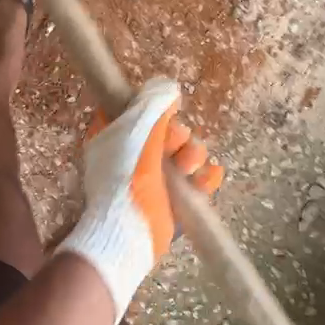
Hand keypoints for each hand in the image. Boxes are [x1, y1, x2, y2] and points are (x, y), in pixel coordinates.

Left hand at [57, 78, 224, 324]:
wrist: (127, 235)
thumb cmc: (126, 179)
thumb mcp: (137, 134)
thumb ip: (154, 108)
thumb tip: (169, 89)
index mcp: (115, 136)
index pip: (137, 110)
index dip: (154, 109)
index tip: (164, 113)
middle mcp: (134, 155)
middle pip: (169, 131)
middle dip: (179, 137)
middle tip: (175, 147)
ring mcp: (154, 179)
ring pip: (186, 155)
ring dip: (194, 156)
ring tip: (189, 169)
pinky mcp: (174, 202)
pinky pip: (198, 182)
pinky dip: (207, 178)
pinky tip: (210, 177)